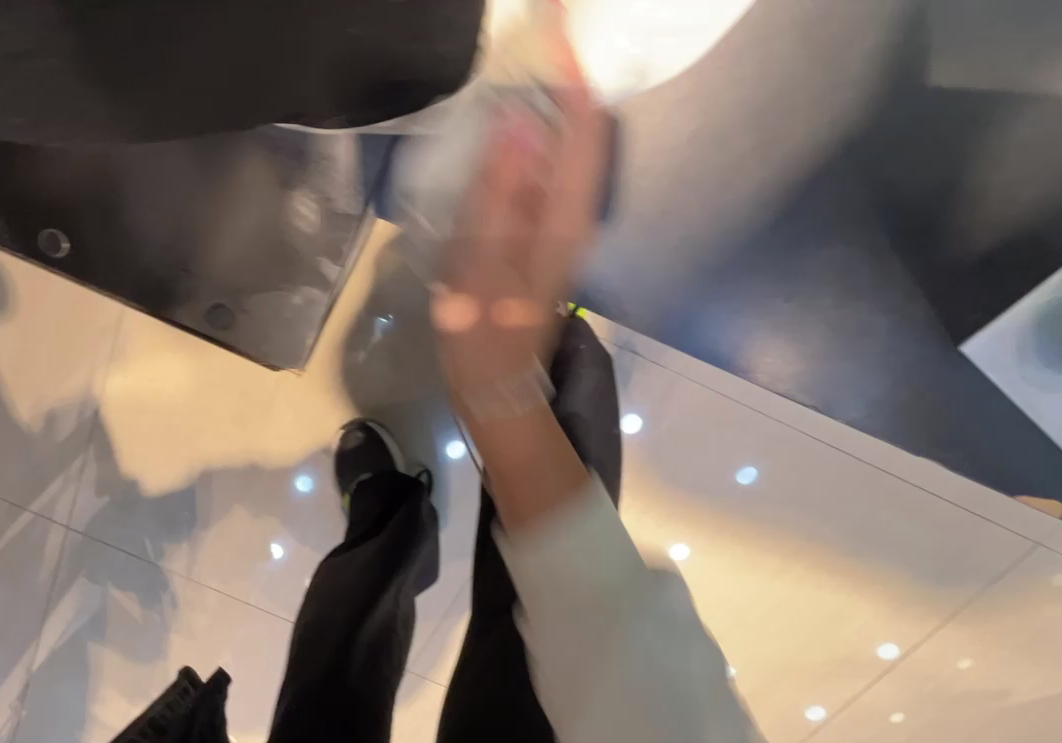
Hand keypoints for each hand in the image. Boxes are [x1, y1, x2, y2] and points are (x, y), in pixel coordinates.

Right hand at [434, 7, 606, 386]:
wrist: (495, 388)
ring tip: (511, 80)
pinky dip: (527, 151)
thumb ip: (498, 192)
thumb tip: (518, 123)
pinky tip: (499, 144)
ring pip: (562, 154)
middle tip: (528, 45)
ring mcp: (561, 230)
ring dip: (542, 113)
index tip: (551, 25)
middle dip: (559, 82)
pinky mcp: (543, 242)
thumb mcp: (480, 263)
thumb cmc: (482, 333)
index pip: (582, 125)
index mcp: (565, 217)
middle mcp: (575, 216)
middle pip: (579, 132)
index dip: (570, 70)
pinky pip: (543, 179)